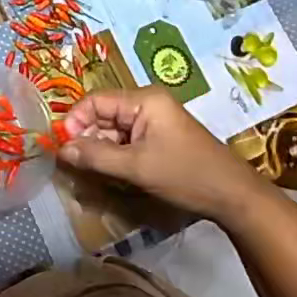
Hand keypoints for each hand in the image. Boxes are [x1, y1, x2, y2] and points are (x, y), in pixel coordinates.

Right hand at [59, 88, 271, 221]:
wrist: (235, 197)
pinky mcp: (158, 137)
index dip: (76, 121)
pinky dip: (115, 155)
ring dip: (100, 149)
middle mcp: (147, 103)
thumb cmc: (186, 175)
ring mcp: (154, 121)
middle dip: (87, 137)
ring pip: (112, 129)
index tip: (65, 146)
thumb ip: (96, 156)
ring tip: (93, 171)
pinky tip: (112, 173)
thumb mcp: (136, 167)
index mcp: (144, 99)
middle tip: (76, 163)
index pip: (95, 100)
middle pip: (103, 114)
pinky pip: (126, 140)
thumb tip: (61, 150)